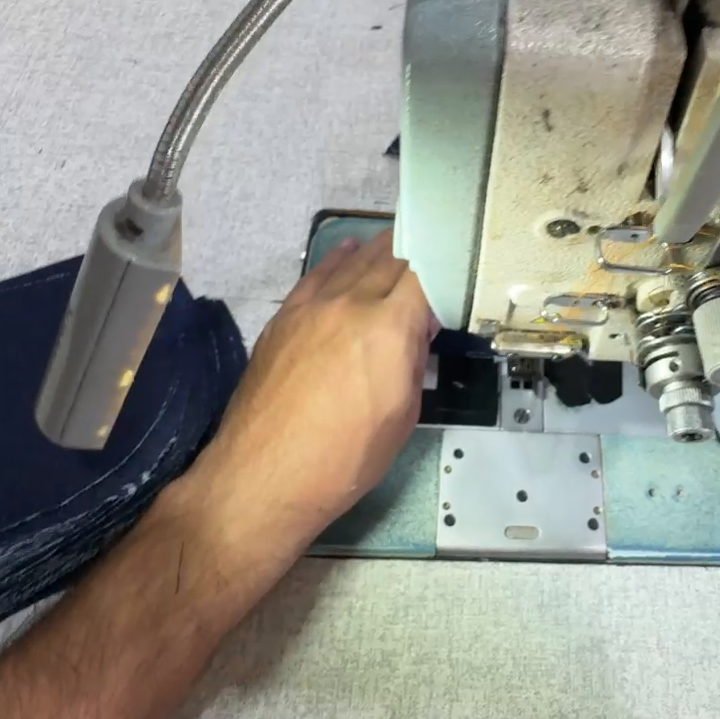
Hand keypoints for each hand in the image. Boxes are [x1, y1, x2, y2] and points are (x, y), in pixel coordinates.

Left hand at [172, 231, 434, 557]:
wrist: (264, 476)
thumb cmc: (346, 458)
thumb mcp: (404, 415)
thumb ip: (414, 359)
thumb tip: (416, 329)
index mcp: (390, 327)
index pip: (424, 275)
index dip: (443, 271)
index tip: (454, 277)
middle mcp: (352, 303)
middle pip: (390, 260)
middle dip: (415, 256)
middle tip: (433, 258)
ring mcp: (314, 306)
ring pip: (355, 261)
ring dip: (380, 251)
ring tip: (399, 242)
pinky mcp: (286, 315)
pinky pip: (318, 273)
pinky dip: (339, 258)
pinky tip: (351, 248)